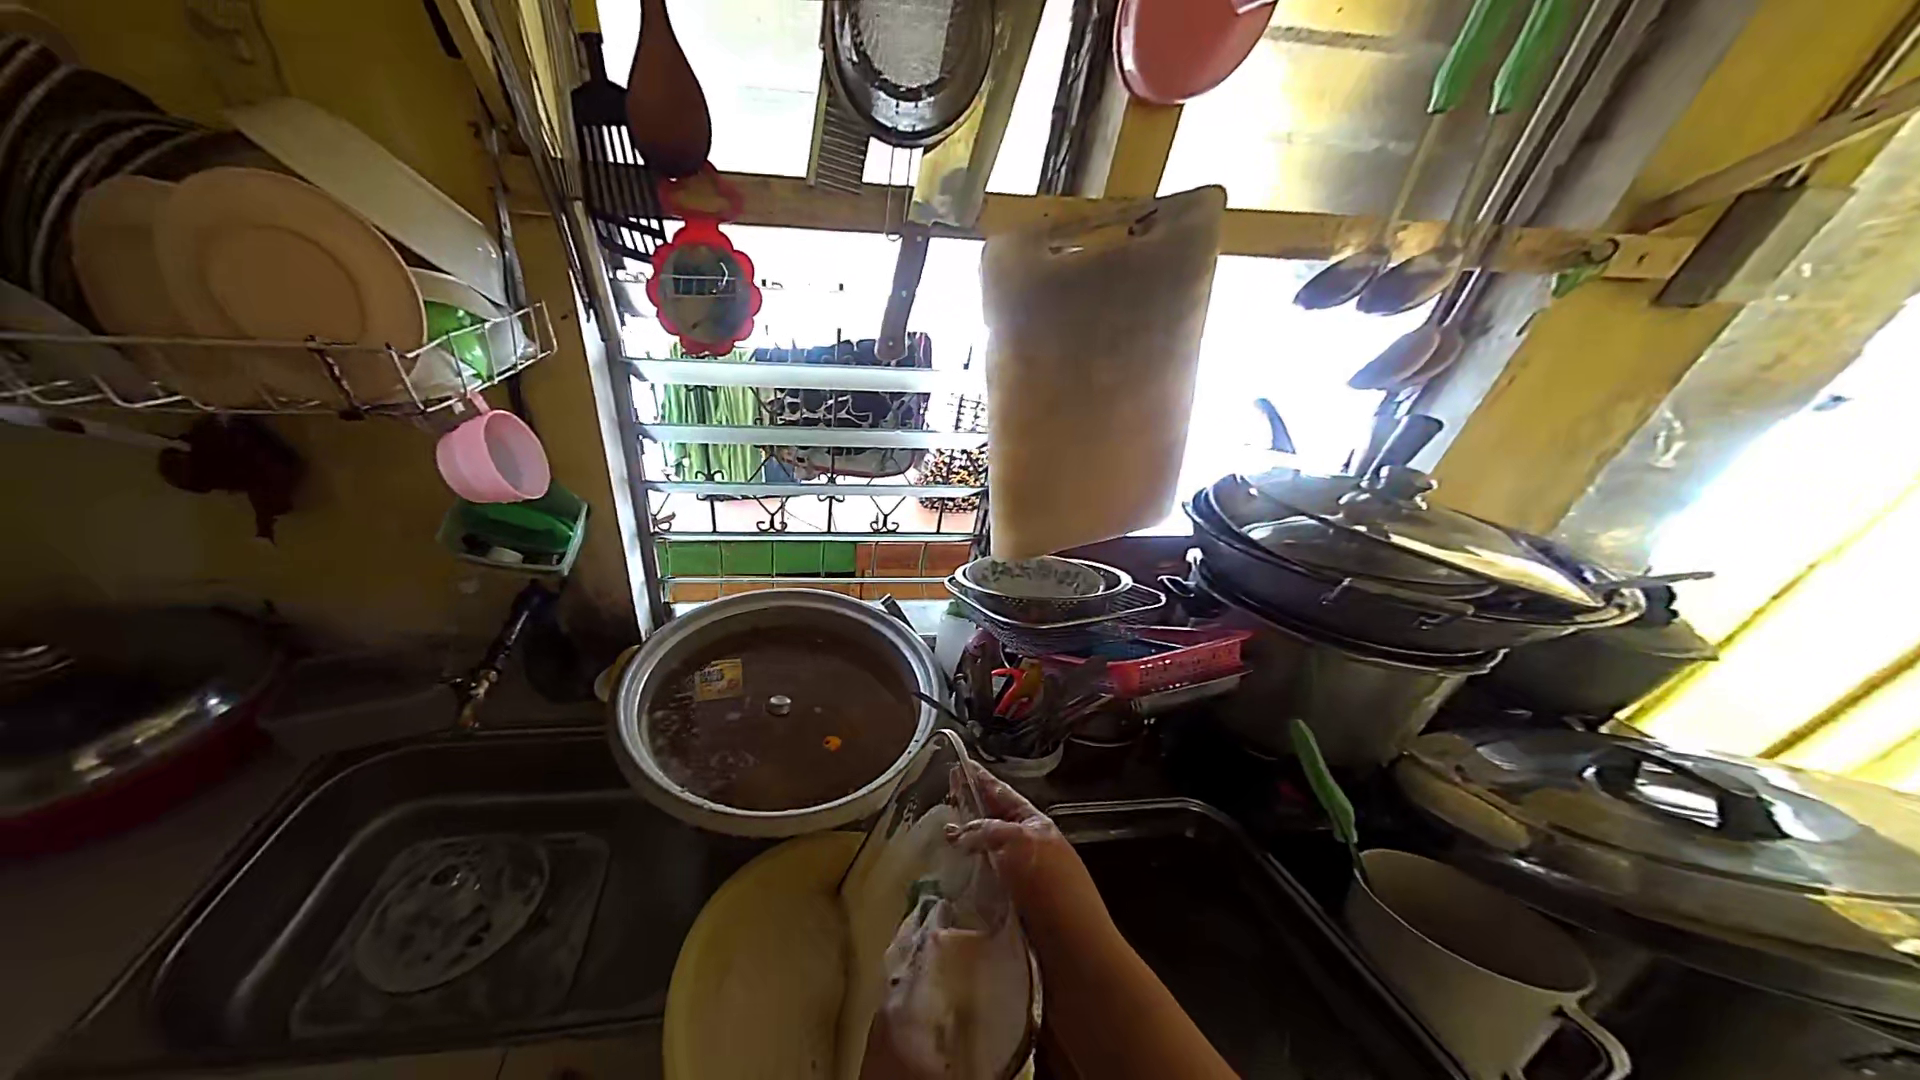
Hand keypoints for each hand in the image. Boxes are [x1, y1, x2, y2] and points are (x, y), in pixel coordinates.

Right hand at [944, 762, 1111, 942]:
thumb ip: (985, 830)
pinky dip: (966, 882)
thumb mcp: (1018, 843)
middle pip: (991, 824)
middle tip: (939, 801)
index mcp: (1035, 824)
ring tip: (935, 840)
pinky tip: (946, 882)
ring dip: (963, 849)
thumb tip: (958, 833)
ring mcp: (1019, 881)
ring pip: (985, 856)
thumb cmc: (1051, 888)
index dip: (980, 779)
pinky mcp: (1010, 910)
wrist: (1076, 954)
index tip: (957, 765)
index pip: (1002, 794)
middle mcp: (1027, 848)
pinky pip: (983, 887)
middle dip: (967, 812)